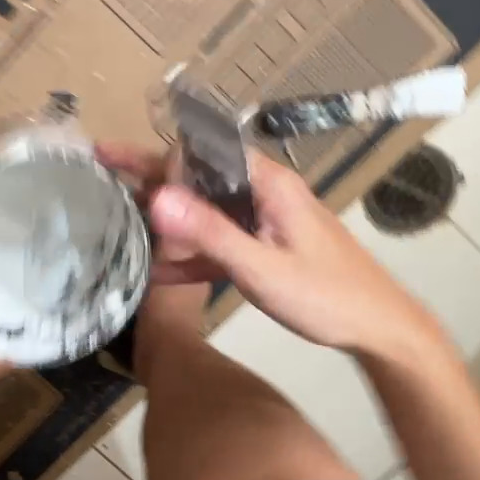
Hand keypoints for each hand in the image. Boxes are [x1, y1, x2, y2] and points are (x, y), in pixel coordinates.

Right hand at [96, 142, 448, 364]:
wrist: (379, 327)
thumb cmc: (327, 295)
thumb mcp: (263, 267)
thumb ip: (210, 233)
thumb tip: (155, 197)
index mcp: (266, 184)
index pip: (202, 152)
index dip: (157, 154)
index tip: (114, 161)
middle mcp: (260, 193)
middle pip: (196, 175)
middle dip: (148, 172)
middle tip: (100, 165)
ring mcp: (260, 221)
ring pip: (201, 209)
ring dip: (161, 212)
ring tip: (112, 210)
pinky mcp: (260, 248)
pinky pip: (215, 242)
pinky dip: (185, 251)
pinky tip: (151, 268)